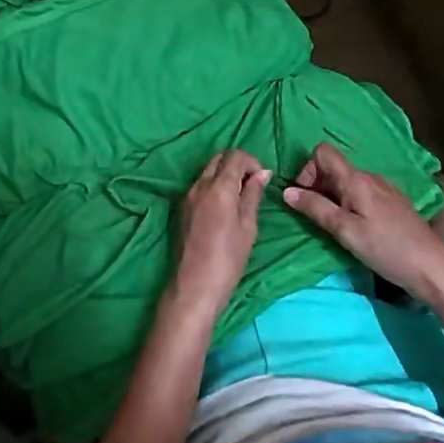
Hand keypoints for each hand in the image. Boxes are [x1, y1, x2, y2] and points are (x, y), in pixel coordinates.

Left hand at [171, 149, 268, 313]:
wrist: (194, 286)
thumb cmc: (229, 259)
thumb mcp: (248, 226)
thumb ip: (253, 194)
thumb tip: (262, 173)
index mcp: (219, 187)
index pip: (235, 156)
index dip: (252, 161)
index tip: (262, 178)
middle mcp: (199, 185)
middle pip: (219, 158)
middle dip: (237, 164)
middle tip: (252, 184)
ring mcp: (187, 196)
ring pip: (207, 171)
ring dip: (224, 174)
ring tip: (239, 197)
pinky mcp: (182, 208)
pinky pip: (200, 185)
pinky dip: (213, 186)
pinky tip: (223, 208)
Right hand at [282, 143, 443, 302]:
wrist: (432, 267)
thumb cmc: (386, 249)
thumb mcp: (345, 231)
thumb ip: (316, 208)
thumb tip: (286, 191)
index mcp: (356, 179)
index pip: (323, 152)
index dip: (308, 170)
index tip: (305, 197)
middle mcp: (370, 177)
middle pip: (334, 168)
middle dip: (317, 187)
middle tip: (316, 218)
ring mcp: (384, 189)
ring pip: (348, 182)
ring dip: (333, 198)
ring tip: (334, 227)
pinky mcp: (393, 203)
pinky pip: (362, 193)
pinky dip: (350, 204)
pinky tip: (356, 229)